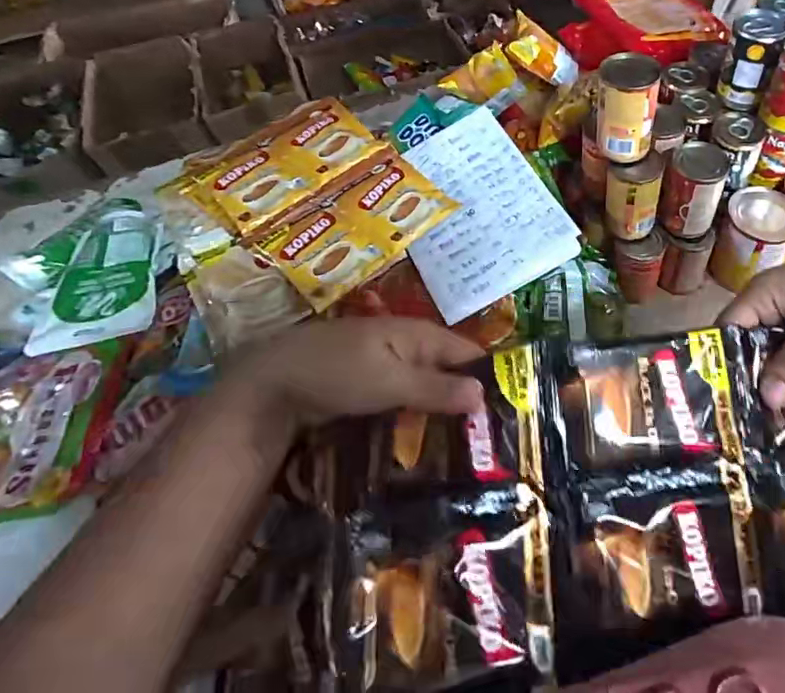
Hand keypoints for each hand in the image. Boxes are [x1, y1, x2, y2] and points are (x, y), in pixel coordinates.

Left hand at [226, 318, 485, 432]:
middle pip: (449, 372)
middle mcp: (408, 347)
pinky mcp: (368, 388)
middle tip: (493, 442)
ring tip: (467, 450)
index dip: (491, 377)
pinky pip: (404, 401)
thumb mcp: (389, 382)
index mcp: (419, 335)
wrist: (271, 381)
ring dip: (443, 413)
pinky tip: (426, 444)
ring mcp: (386, 367)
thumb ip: (435, 388)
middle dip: (469, 400)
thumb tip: (484, 393)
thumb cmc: (335, 372)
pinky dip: (416, 418)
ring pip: (427, 389)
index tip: (514, 412)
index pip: (469, 353)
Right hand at [718, 245, 784, 411]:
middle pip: (744, 335)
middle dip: (746, 368)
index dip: (722, 358)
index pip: (727, 327)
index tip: (723, 393)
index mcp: (761, 292)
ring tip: (767, 403)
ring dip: (769, 367)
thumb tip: (765, 400)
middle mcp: (767, 296)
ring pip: (766, 340)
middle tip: (746, 406)